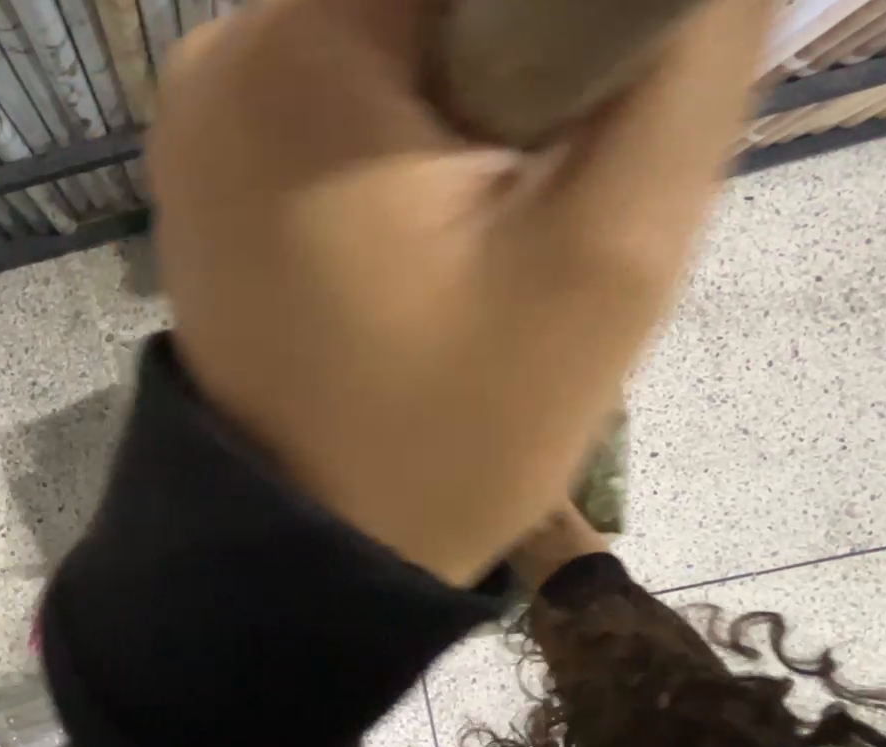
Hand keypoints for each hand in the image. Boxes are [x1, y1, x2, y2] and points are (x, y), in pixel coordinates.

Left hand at [149, 0, 770, 585]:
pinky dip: (412, 124)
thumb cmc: (444, 437)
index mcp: (294, 50)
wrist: (310, 553)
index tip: (605, 92)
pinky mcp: (211, 180)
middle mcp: (220, 63)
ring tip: (506, 203)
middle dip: (533, 44)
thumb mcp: (605, 252)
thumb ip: (684, 52)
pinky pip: (336, 96)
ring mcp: (201, 126)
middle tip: (556, 170)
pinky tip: (444, 212)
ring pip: (387, 31)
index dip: (568, 10)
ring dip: (478, 86)